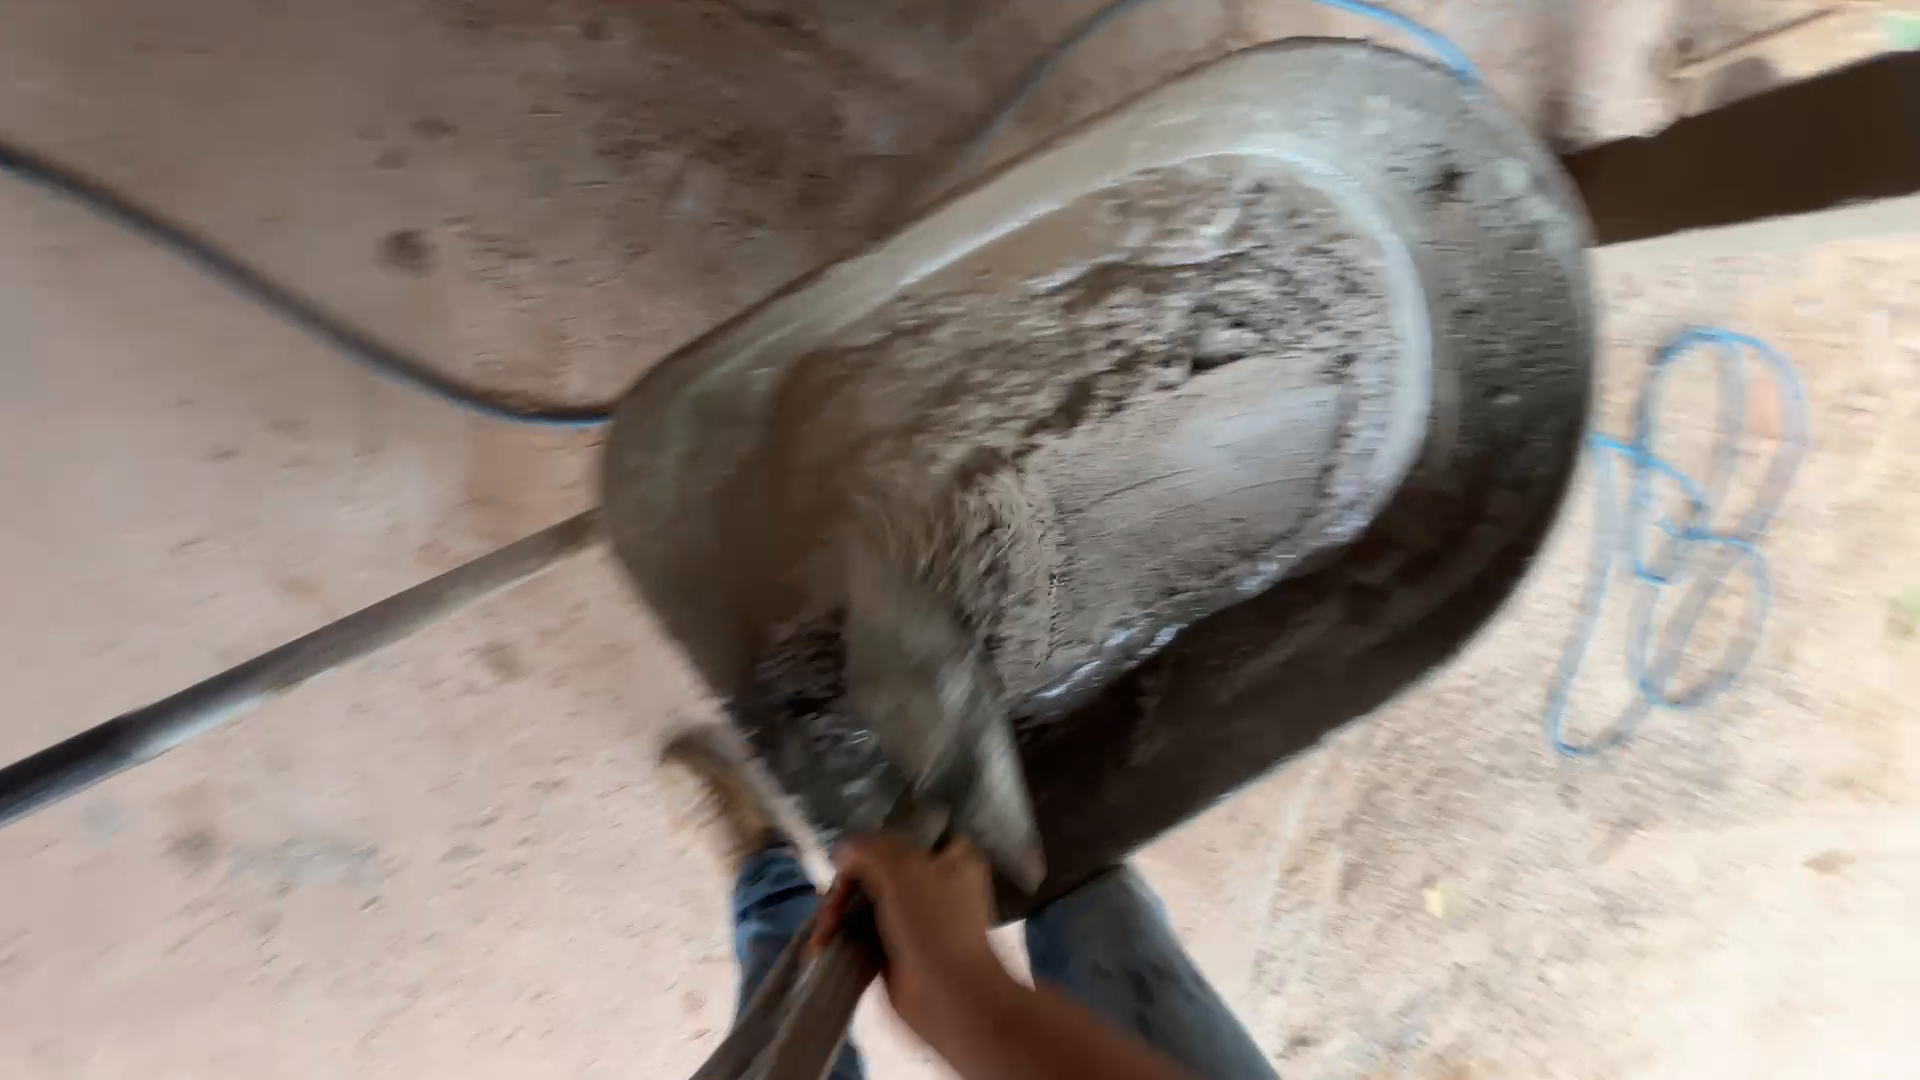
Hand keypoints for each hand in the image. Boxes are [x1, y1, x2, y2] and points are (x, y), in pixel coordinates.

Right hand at [814, 834, 1015, 1043]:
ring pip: (867, 902)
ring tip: (822, 936)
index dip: (871, 846)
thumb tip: (842, 850)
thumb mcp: (899, 869)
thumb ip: (866, 849)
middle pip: (878, 870)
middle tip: (829, 910)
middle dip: (845, 888)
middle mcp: (936, 881)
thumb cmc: (932, 923)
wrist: (949, 998)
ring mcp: (917, 918)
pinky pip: (864, 932)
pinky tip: (822, 946)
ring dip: (838, 915)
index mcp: (952, 854)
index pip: (902, 836)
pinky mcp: (900, 949)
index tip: (846, 864)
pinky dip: (843, 938)